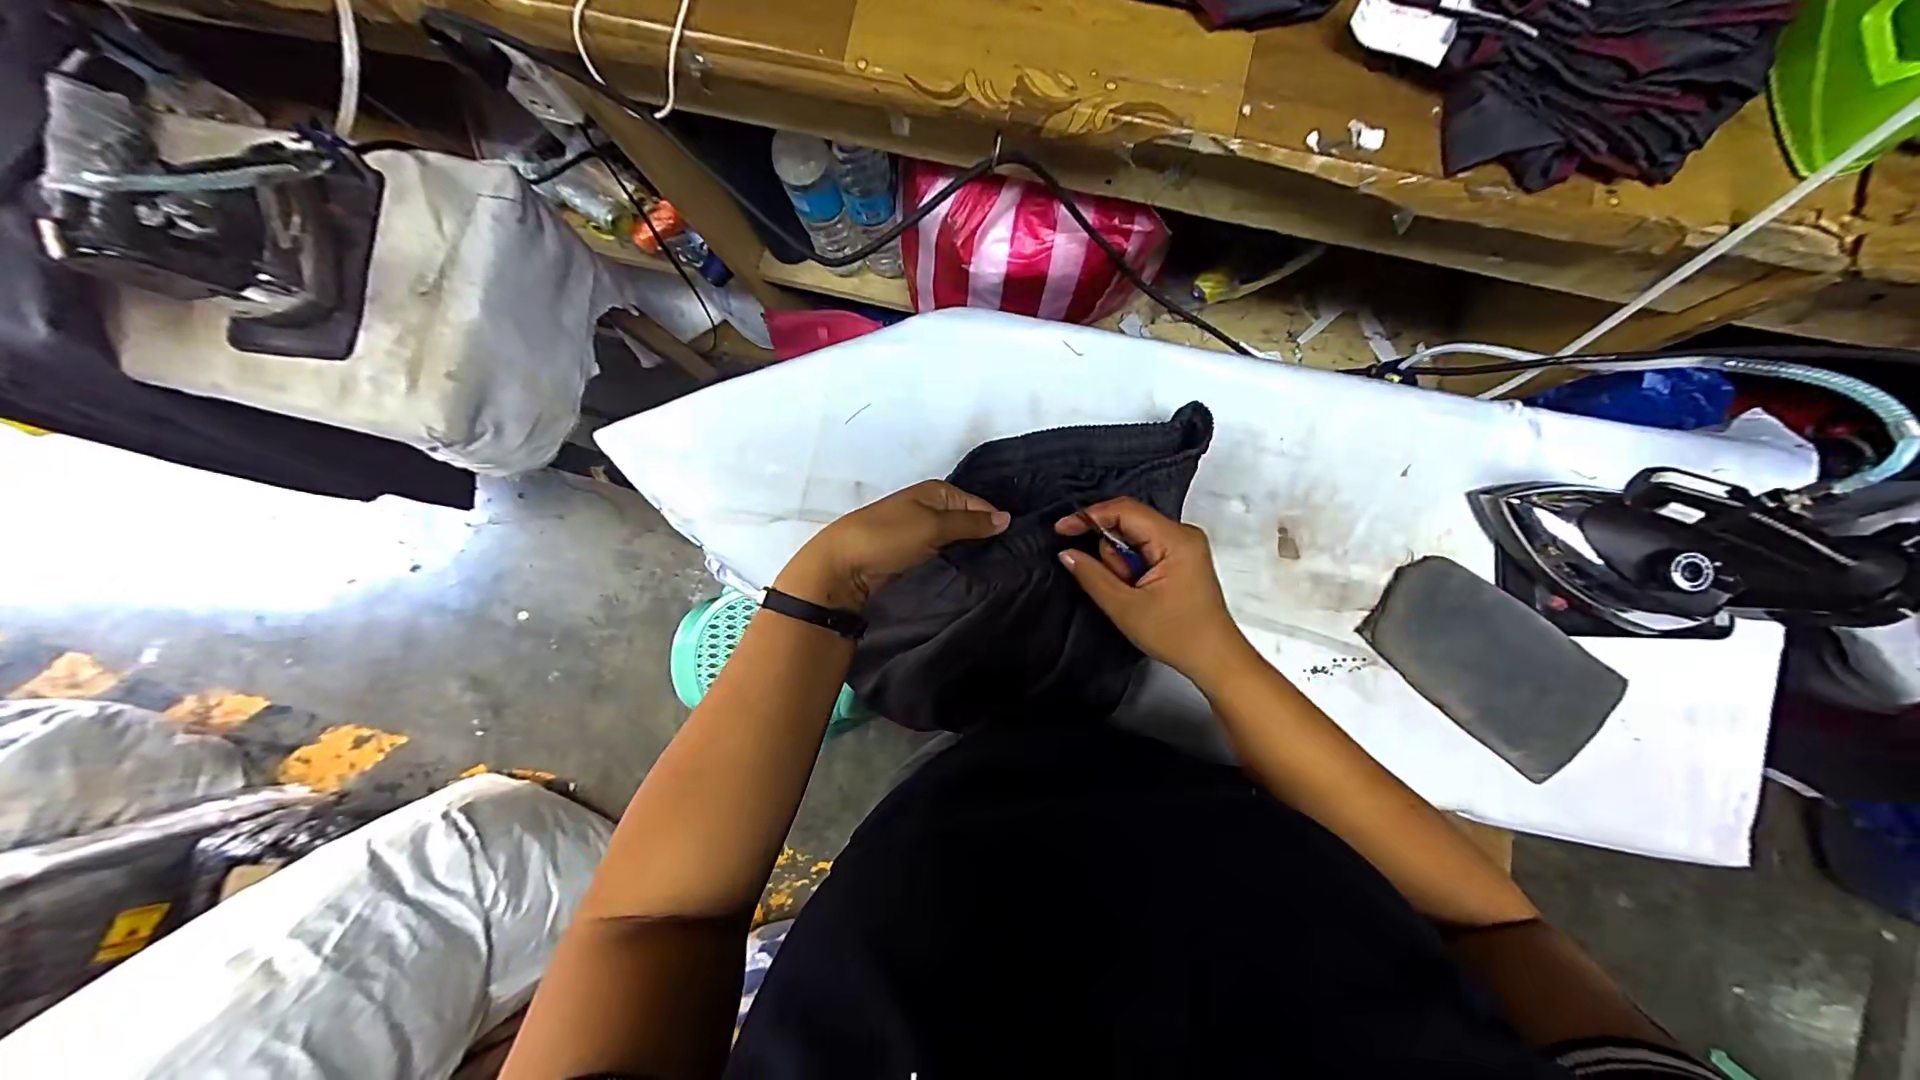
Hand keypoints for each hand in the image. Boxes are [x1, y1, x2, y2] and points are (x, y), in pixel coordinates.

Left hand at [776, 481, 1009, 611]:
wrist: (844, 566)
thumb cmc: (888, 537)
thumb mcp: (933, 526)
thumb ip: (971, 524)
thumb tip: (1007, 518)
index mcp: (937, 492)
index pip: (979, 505)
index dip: (995, 522)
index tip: (1016, 545)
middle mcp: (931, 509)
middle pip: (969, 523)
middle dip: (985, 538)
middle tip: (1011, 560)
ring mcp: (923, 533)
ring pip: (958, 542)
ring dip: (971, 553)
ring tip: (996, 570)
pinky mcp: (916, 555)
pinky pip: (944, 556)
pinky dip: (955, 563)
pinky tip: (971, 574)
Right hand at [1055, 498, 1254, 685]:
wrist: (1214, 659)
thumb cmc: (1179, 636)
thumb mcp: (1125, 607)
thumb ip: (1092, 575)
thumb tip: (1067, 553)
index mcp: (1175, 539)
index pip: (1123, 510)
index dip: (1088, 516)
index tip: (1062, 529)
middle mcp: (1182, 534)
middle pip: (1128, 521)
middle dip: (1110, 550)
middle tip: (1114, 582)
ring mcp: (1183, 545)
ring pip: (1133, 537)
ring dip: (1121, 562)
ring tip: (1133, 593)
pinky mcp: (1180, 557)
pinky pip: (1144, 548)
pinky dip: (1132, 567)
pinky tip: (1138, 589)